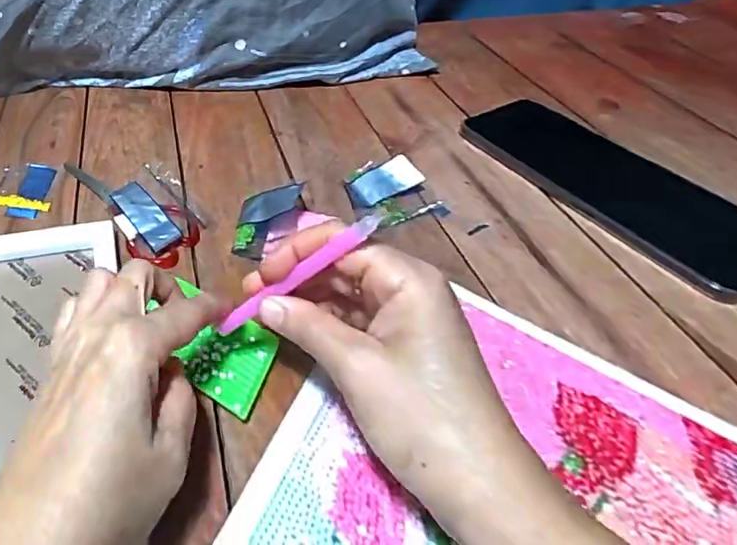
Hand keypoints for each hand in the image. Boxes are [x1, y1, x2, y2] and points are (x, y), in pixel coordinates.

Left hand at [0, 259, 222, 544]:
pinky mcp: (51, 359)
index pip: (181, 313)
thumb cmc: (111, 496)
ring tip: (145, 323)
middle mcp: (99, 328)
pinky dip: (96, 305)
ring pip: (99, 279)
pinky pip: (74, 307)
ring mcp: (69, 339)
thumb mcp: (169, 459)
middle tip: (184, 319)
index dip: (209, 306)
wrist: (35, 527)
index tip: (227, 307)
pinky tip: (107, 339)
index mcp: (133, 346)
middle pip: (133, 274)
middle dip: (165, 285)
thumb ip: (181, 402)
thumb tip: (175, 370)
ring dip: (126, 288)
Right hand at [244, 222, 616, 544]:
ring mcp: (405, 319)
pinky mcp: (400, 348)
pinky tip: (292, 324)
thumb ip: (305, 324)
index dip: (297, 251)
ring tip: (262, 304)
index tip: (261, 273)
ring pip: (344, 292)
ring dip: (304, 296)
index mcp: (407, 277)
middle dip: (295, 272)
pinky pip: (354, 320)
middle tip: (252, 288)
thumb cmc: (420, 416)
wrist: (484, 492)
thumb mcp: (355, 366)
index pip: (342, 243)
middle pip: (342, 263)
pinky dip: (322, 320)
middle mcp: (407, 287)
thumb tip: (263, 302)